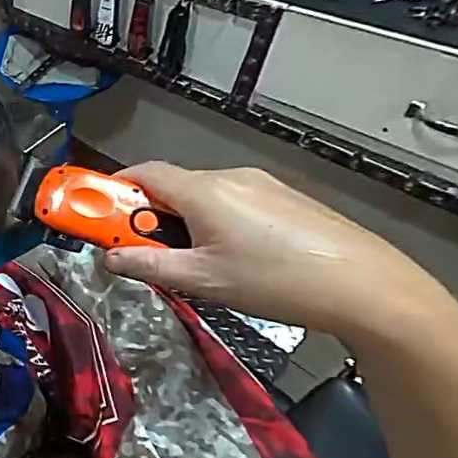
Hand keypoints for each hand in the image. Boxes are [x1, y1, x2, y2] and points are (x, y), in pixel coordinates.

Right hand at [101, 162, 457, 348]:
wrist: (362, 284)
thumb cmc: (275, 280)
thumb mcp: (203, 280)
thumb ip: (150, 266)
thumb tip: (111, 258)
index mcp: (203, 190)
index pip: (143, 173)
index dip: (112, 189)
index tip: (94, 212)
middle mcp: (228, 177)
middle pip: (171, 186)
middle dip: (147, 214)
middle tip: (140, 251)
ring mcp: (260, 185)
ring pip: (202, 196)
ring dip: (181, 221)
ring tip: (191, 264)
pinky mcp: (283, 198)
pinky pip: (232, 202)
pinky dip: (213, 221)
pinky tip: (233, 258)